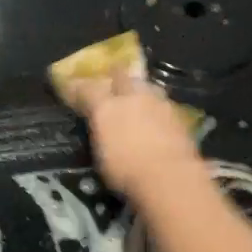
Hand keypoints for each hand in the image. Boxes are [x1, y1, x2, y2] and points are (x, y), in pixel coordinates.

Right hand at [72, 72, 214, 207]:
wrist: (169, 176)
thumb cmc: (125, 171)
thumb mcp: (101, 155)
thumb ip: (100, 133)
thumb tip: (100, 126)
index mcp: (106, 108)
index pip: (87, 89)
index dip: (78, 88)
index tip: (72, 89)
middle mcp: (132, 97)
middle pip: (121, 76)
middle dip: (114, 78)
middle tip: (110, 85)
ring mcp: (158, 103)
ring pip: (146, 86)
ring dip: (139, 91)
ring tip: (137, 101)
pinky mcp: (179, 115)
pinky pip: (162, 104)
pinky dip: (156, 109)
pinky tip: (155, 120)